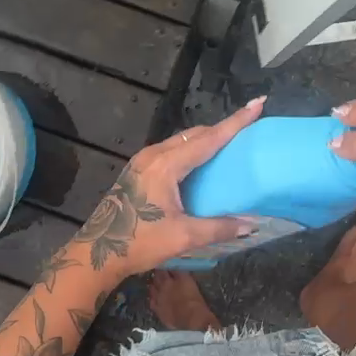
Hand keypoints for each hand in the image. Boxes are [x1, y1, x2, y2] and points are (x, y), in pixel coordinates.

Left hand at [65, 96, 265, 278]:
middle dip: (223, 128)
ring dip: (206, 139)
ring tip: (230, 143)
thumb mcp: (184, 237)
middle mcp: (154, 155)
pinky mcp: (138, 170)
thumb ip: (219, 227)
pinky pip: (172, 150)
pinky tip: (202, 162)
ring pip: (182, 141)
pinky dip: (192, 150)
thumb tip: (252, 224)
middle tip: (249, 126)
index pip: (209, 138)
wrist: (97, 253)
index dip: (236, 122)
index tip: (258, 103)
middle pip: (195, 134)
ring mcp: (143, 161)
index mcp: (166, 165)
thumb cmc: (139, 242)